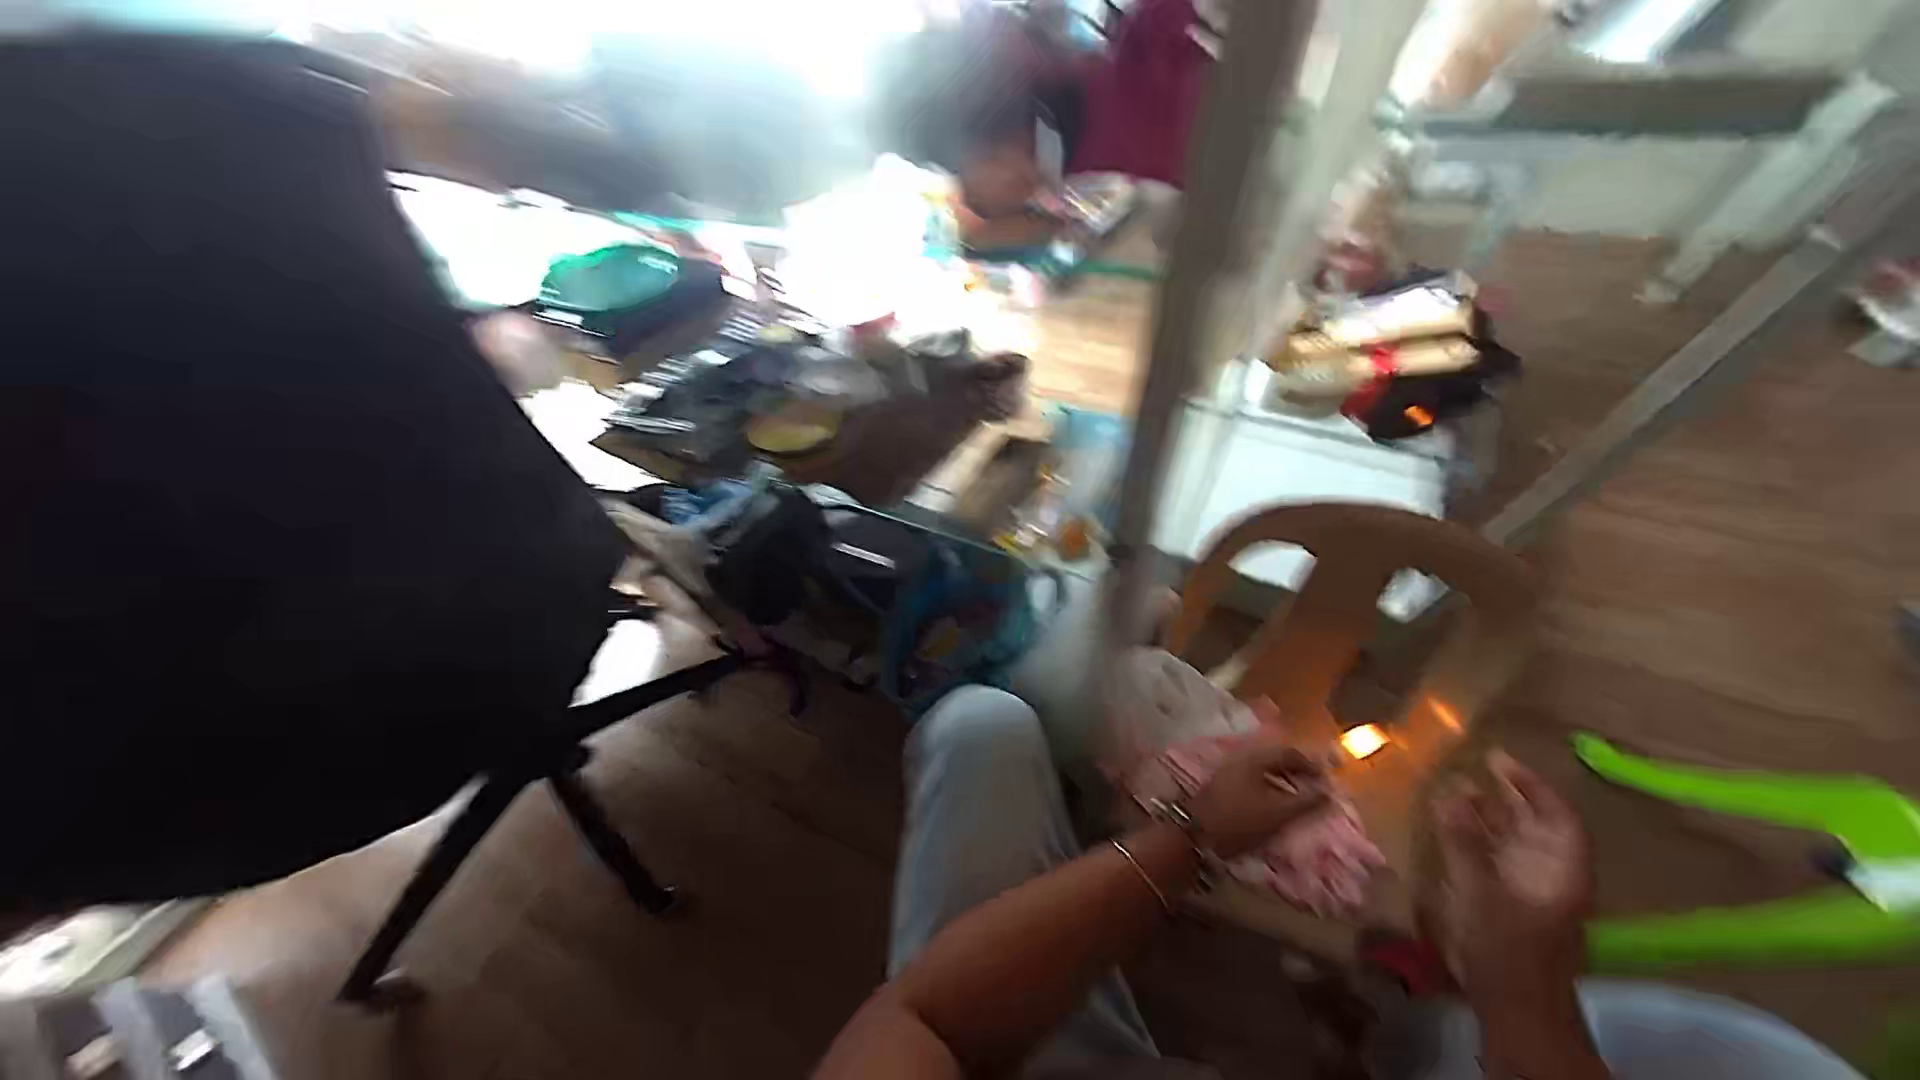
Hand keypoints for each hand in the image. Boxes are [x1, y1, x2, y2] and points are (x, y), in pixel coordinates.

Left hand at [1186, 729, 1329, 859]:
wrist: (1196, 833)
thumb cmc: (1240, 820)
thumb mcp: (1278, 812)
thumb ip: (1306, 801)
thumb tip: (1329, 791)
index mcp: (1253, 758)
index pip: (1288, 752)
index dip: (1310, 764)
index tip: (1327, 780)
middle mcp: (1239, 758)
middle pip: (1274, 758)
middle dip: (1296, 771)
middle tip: (1314, 787)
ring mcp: (1228, 770)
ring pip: (1262, 768)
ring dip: (1282, 779)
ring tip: (1299, 797)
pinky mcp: (1221, 784)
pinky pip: (1251, 778)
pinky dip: (1268, 785)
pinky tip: (1274, 803)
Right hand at [1431, 751, 1593, 1006]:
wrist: (1514, 1007)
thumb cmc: (1507, 948)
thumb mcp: (1481, 892)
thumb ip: (1464, 840)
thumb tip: (1451, 791)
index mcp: (1560, 872)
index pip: (1557, 817)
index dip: (1532, 785)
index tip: (1498, 758)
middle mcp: (1549, 874)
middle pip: (1533, 824)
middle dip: (1505, 794)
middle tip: (1471, 763)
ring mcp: (1527, 887)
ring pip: (1510, 839)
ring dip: (1483, 813)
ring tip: (1451, 787)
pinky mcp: (1506, 900)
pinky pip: (1491, 855)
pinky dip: (1471, 835)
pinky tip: (1445, 822)